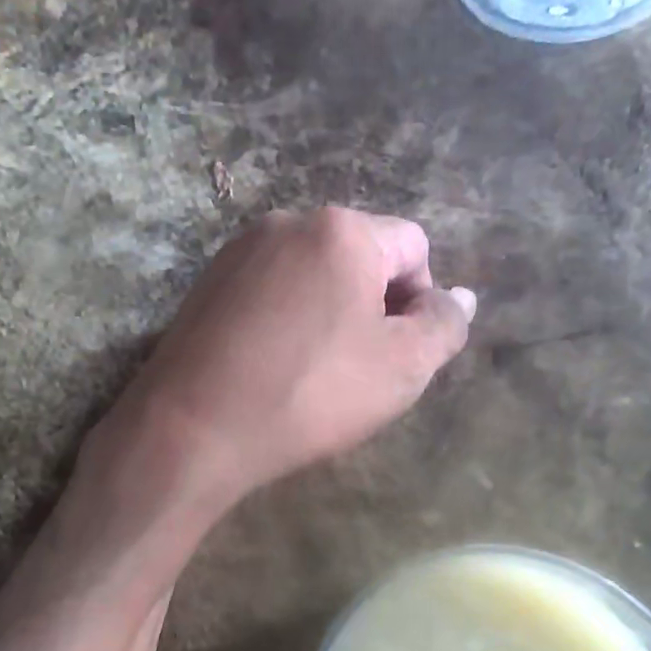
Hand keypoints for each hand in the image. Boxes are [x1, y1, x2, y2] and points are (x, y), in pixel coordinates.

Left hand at [105, 207, 474, 509]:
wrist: (191, 426)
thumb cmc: (308, 394)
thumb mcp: (401, 367)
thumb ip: (444, 324)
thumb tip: (458, 296)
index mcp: (339, 229)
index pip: (412, 246)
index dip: (420, 298)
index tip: (398, 351)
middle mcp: (284, 223)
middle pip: (357, 254)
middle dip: (372, 303)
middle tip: (357, 364)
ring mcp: (237, 251)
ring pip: (310, 273)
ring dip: (327, 311)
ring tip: (310, 369)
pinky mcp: (206, 282)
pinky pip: (268, 289)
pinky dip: (284, 317)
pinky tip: (270, 362)